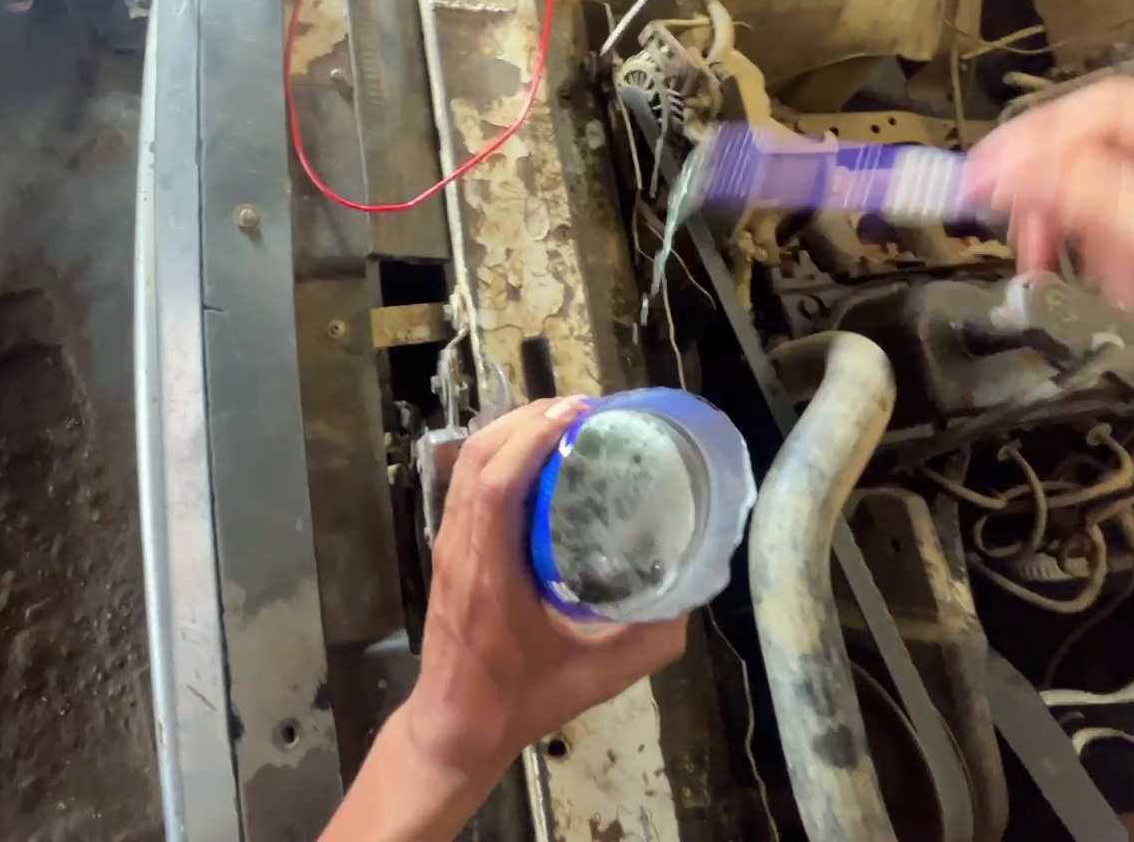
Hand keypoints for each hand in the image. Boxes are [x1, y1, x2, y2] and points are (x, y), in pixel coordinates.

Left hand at [401, 396, 687, 775]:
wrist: (454, 725)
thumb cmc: (520, 701)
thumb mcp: (596, 677)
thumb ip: (647, 640)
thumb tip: (686, 595)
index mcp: (489, 573)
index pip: (496, 485)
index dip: (531, 439)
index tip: (576, 414)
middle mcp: (461, 546)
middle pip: (476, 457)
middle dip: (524, 420)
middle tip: (578, 409)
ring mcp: (447, 542)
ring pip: (466, 463)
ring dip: (509, 430)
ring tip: (559, 420)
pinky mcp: (448, 545)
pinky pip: (466, 480)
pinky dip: (497, 452)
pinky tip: (534, 455)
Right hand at [962, 75, 1133, 410]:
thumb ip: (1087, 194)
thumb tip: (1002, 170)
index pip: (1106, 108)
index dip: (1029, 143)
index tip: (973, 180)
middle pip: (1101, 147)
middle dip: (1054, 199)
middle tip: (1024, 244)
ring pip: (1106, 185)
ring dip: (1081, 232)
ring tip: (1081, 275)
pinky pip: (1129, 216)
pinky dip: (1109, 251)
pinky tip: (1125, 285)